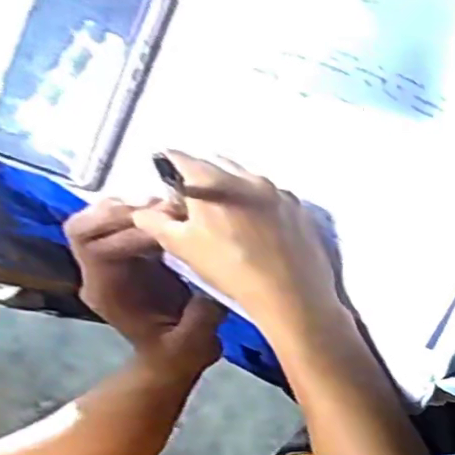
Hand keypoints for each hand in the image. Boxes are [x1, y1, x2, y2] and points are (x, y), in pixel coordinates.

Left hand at [66, 198, 222, 379]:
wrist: (170, 360)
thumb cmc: (180, 355)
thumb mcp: (195, 343)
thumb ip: (202, 315)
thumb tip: (216, 282)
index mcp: (107, 293)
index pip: (98, 249)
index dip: (130, 236)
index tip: (173, 234)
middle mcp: (98, 273)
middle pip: (84, 227)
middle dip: (122, 214)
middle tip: (169, 211)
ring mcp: (110, 264)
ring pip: (95, 220)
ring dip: (129, 209)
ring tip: (170, 208)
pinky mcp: (128, 258)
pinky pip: (118, 225)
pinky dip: (138, 214)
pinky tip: (168, 216)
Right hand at [130, 152, 341, 330]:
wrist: (293, 296)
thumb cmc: (232, 269)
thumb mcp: (179, 244)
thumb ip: (154, 220)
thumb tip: (148, 211)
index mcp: (214, 179)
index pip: (179, 159)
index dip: (169, 173)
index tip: (173, 194)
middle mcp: (251, 179)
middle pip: (218, 167)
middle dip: (206, 182)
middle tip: (204, 211)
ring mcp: (283, 196)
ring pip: (251, 183)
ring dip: (239, 194)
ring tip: (236, 224)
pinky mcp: (306, 214)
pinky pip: (278, 201)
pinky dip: (266, 208)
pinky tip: (265, 232)